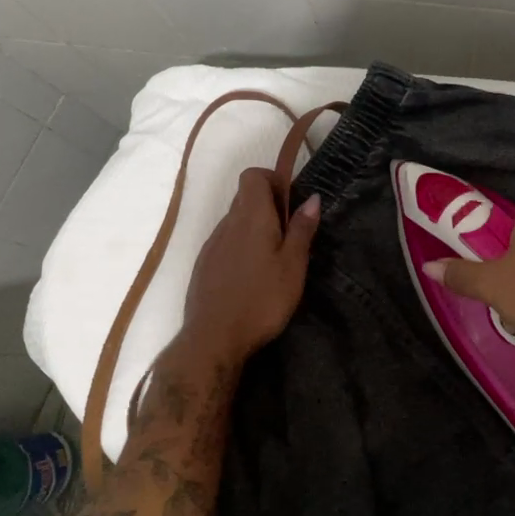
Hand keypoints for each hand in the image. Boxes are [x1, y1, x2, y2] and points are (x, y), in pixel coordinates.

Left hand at [180, 168, 320, 364]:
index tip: (290, 202)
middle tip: (289, 233)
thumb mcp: (293, 266)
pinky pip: (225, 241)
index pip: (253, 175)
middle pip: (244, 196)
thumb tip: (311, 198)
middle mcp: (227, 224)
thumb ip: (301, 229)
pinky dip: (240, 245)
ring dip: (254, 227)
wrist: (213, 339)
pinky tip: (251, 275)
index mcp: (251, 217)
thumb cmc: (262, 300)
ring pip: (234, 220)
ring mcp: (211, 244)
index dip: (272, 179)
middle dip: (267, 204)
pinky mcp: (203, 265)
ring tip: (273, 257)